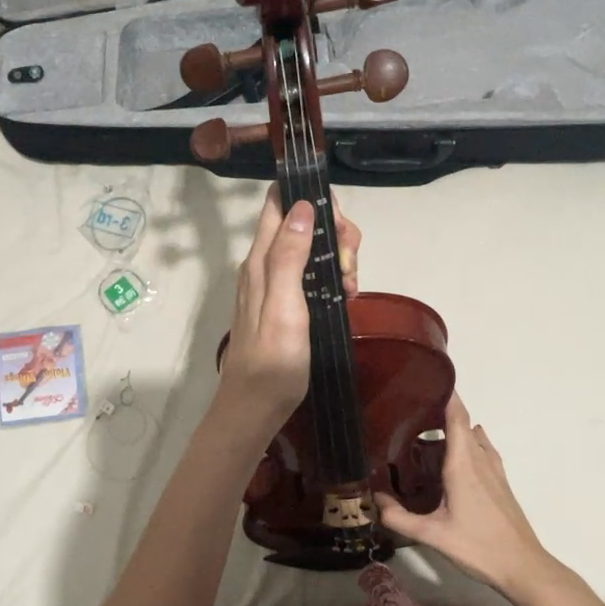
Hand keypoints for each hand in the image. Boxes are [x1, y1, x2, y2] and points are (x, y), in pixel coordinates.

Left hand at [208, 188, 361, 444]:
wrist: (255, 407)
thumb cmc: (273, 362)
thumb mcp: (285, 306)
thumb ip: (290, 256)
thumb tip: (300, 206)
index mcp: (261, 260)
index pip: (279, 203)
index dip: (310, 198)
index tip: (339, 222)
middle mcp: (263, 265)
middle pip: (302, 222)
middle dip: (335, 234)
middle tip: (349, 268)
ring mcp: (274, 284)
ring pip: (311, 248)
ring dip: (338, 259)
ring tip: (348, 290)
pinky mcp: (285, 303)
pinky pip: (311, 274)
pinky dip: (331, 279)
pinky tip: (343, 299)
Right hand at [374, 394, 554, 593]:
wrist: (523, 567)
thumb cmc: (478, 547)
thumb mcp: (432, 535)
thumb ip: (399, 518)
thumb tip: (375, 501)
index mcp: (464, 465)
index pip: (457, 418)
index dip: (446, 396)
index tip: (428, 380)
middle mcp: (481, 461)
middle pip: (465, 424)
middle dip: (441, 413)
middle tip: (411, 414)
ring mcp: (495, 472)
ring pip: (475, 438)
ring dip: (456, 431)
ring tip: (427, 436)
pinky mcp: (501, 484)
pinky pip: (483, 452)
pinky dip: (467, 446)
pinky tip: (451, 463)